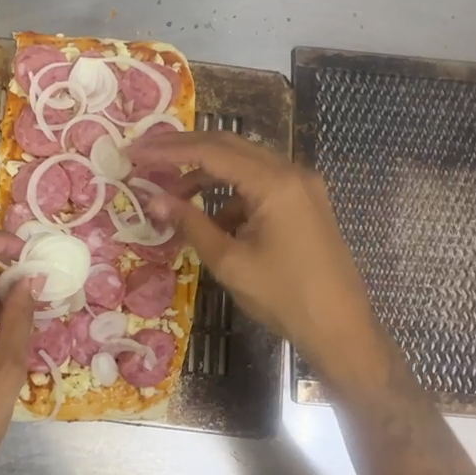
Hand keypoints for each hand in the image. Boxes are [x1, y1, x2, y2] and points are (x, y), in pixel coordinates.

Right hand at [129, 131, 388, 389]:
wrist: (340, 327)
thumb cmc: (284, 296)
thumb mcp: (229, 261)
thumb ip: (190, 223)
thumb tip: (153, 200)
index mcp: (274, 182)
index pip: (211, 152)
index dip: (168, 151)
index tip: (134, 154)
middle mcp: (291, 173)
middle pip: (228, 147)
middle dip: (183, 150)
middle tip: (144, 157)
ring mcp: (301, 186)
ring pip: (243, 165)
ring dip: (205, 175)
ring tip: (170, 196)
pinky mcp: (303, 203)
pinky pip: (258, 185)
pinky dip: (228, 195)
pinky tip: (210, 221)